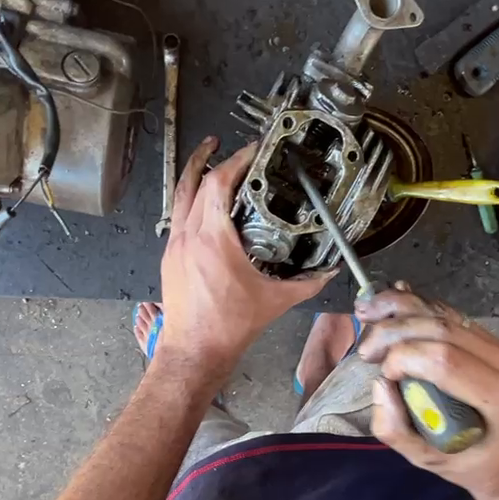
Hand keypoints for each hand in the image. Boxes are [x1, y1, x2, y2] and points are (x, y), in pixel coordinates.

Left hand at [157, 137, 331, 374]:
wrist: (194, 351)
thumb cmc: (228, 327)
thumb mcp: (274, 301)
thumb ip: (306, 283)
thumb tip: (328, 272)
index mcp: (213, 239)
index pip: (220, 182)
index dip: (237, 160)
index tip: (253, 151)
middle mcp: (188, 236)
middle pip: (196, 182)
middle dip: (212, 159)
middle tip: (229, 148)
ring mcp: (174, 246)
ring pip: (180, 197)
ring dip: (194, 175)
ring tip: (208, 159)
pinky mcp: (169, 258)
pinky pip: (177, 217)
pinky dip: (190, 202)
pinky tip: (203, 204)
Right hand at [355, 286, 498, 499]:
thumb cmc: (477, 468)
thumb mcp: (430, 463)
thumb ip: (397, 430)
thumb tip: (379, 385)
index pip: (444, 359)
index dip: (403, 357)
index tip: (381, 374)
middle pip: (443, 329)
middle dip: (394, 330)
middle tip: (365, 349)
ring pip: (447, 315)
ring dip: (402, 308)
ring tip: (366, 311)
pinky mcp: (497, 343)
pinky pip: (453, 317)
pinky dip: (419, 308)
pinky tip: (392, 300)